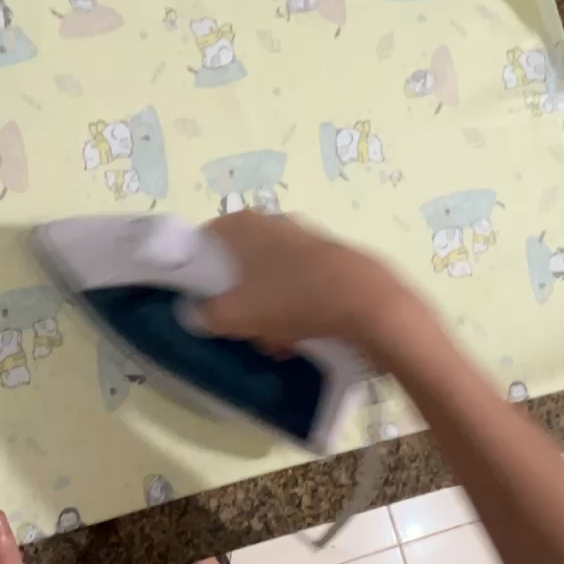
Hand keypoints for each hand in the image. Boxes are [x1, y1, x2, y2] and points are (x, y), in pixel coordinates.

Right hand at [198, 210, 426, 357]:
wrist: (366, 302)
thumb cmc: (290, 300)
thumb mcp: (235, 316)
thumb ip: (207, 315)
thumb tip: (197, 313)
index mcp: (242, 225)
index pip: (203, 241)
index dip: (196, 271)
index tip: (201, 300)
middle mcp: (272, 222)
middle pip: (239, 264)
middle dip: (239, 300)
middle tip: (243, 327)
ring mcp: (305, 237)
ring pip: (271, 279)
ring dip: (268, 311)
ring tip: (277, 341)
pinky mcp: (331, 257)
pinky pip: (300, 285)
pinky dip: (296, 309)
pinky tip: (304, 336)